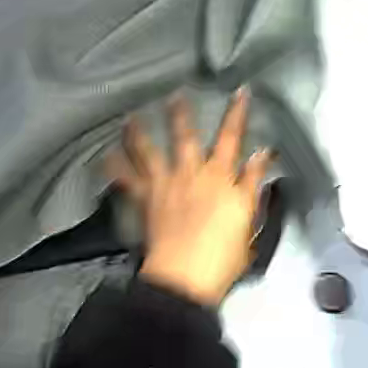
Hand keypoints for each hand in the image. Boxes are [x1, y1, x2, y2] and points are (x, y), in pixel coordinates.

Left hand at [108, 90, 271, 307]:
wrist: (185, 276)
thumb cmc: (224, 252)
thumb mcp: (249, 217)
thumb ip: (252, 182)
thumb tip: (261, 153)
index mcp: (221, 177)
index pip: (232, 138)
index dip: (237, 114)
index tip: (240, 91)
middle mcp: (191, 174)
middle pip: (186, 138)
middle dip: (181, 115)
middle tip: (174, 94)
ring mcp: (164, 186)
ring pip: (149, 152)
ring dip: (140, 133)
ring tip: (131, 117)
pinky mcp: (145, 203)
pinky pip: (126, 181)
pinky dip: (115, 167)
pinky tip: (105, 156)